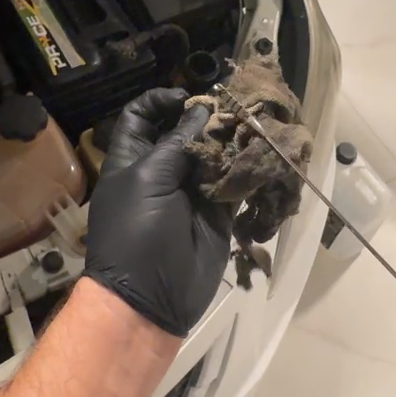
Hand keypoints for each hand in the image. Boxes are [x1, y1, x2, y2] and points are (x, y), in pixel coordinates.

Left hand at [83, 88, 230, 335]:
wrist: (151, 298)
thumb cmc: (137, 233)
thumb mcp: (150, 179)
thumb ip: (178, 143)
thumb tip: (203, 110)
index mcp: (133, 159)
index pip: (142, 116)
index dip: (161, 101)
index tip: (188, 98)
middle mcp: (162, 170)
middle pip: (185, 132)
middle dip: (207, 118)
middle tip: (235, 108)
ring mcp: (192, 192)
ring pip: (214, 154)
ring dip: (232, 140)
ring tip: (254, 125)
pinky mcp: (218, 212)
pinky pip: (234, 182)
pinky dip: (247, 168)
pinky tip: (262, 153)